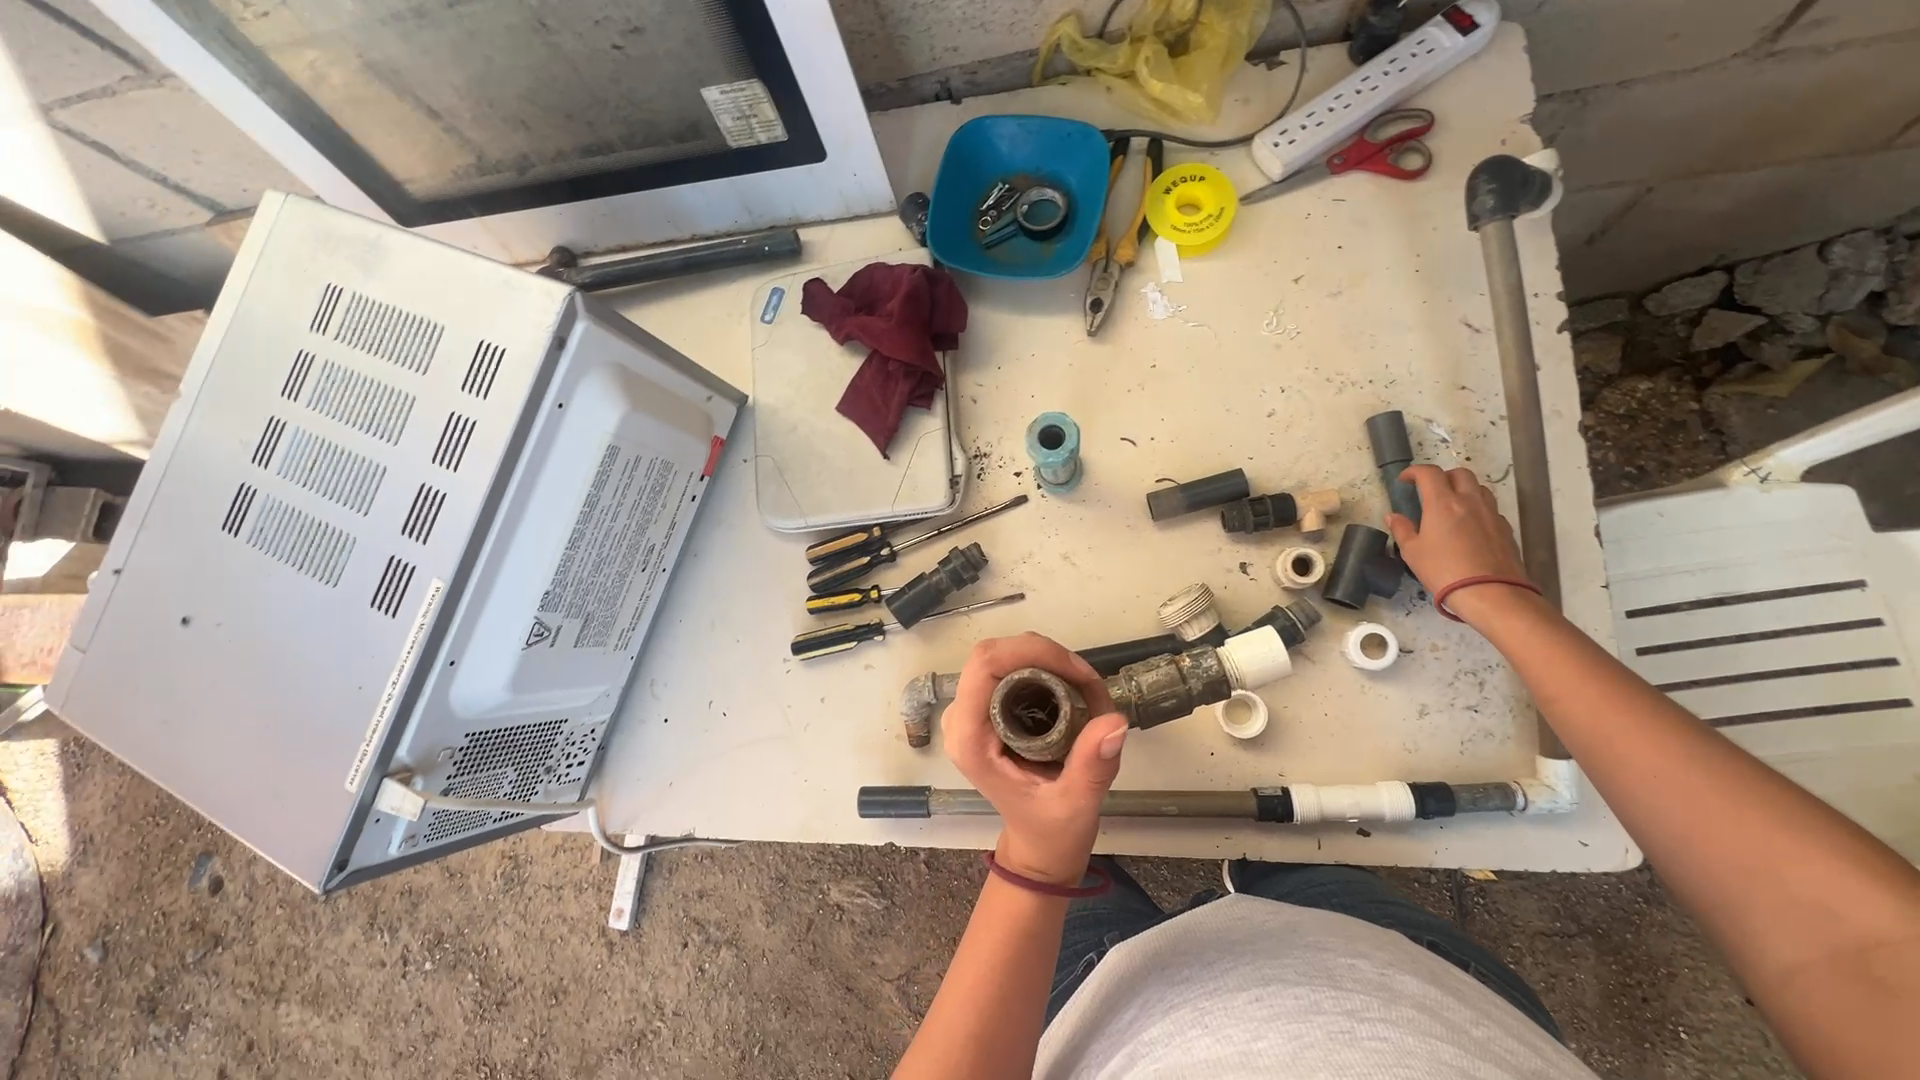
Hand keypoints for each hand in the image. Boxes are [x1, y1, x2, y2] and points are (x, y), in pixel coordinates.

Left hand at [942, 633, 1127, 885]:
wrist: (1039, 847)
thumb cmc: (1052, 831)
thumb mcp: (1077, 804)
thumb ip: (1091, 765)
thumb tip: (1115, 721)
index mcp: (970, 740)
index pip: (985, 666)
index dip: (1032, 653)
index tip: (1078, 673)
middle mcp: (962, 719)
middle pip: (995, 654)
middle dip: (1047, 657)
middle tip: (1090, 686)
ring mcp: (972, 712)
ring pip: (1006, 657)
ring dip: (1050, 663)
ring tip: (1088, 693)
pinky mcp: (986, 709)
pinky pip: (1012, 670)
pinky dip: (1046, 671)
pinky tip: (1074, 694)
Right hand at [1386, 465, 1535, 622]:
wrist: (1490, 593)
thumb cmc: (1443, 571)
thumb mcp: (1413, 553)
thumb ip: (1402, 530)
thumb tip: (1393, 516)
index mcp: (1443, 503)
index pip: (1429, 473)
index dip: (1415, 472)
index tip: (1405, 480)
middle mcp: (1469, 501)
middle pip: (1460, 473)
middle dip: (1443, 476)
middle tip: (1430, 490)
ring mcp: (1491, 513)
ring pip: (1479, 488)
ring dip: (1464, 489)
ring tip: (1452, 505)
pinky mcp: (1505, 528)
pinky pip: (1490, 509)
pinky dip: (1478, 509)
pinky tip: (1470, 526)